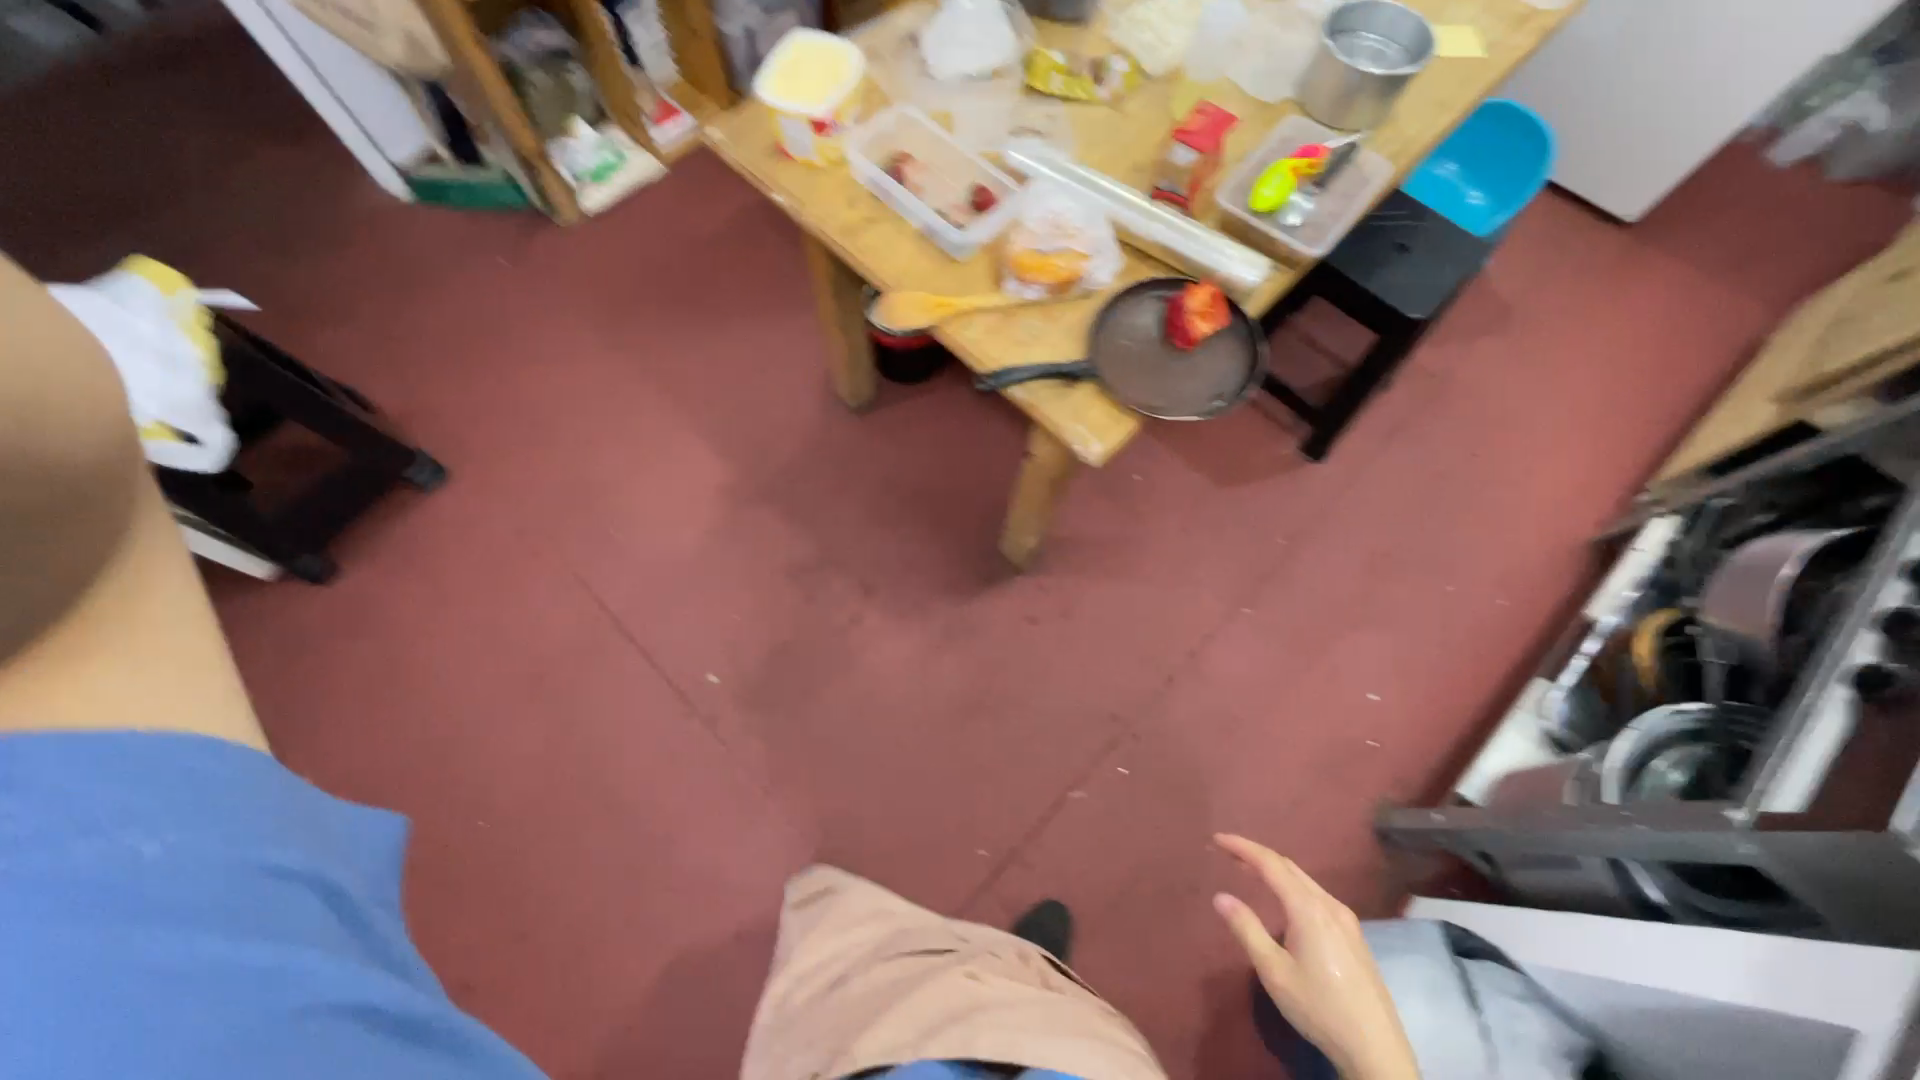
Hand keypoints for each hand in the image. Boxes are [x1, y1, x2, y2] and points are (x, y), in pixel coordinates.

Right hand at [1210, 834, 1417, 1079]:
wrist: (1374, 1046)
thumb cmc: (1318, 1007)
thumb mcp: (1273, 971)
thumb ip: (1247, 929)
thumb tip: (1221, 896)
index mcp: (1308, 909)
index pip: (1270, 864)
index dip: (1242, 847)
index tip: (1217, 840)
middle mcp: (1330, 905)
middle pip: (1290, 868)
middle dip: (1257, 855)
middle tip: (1228, 853)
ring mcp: (1347, 920)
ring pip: (1305, 882)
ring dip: (1276, 871)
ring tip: (1249, 872)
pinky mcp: (1354, 936)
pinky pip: (1317, 896)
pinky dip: (1293, 886)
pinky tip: (1284, 902)